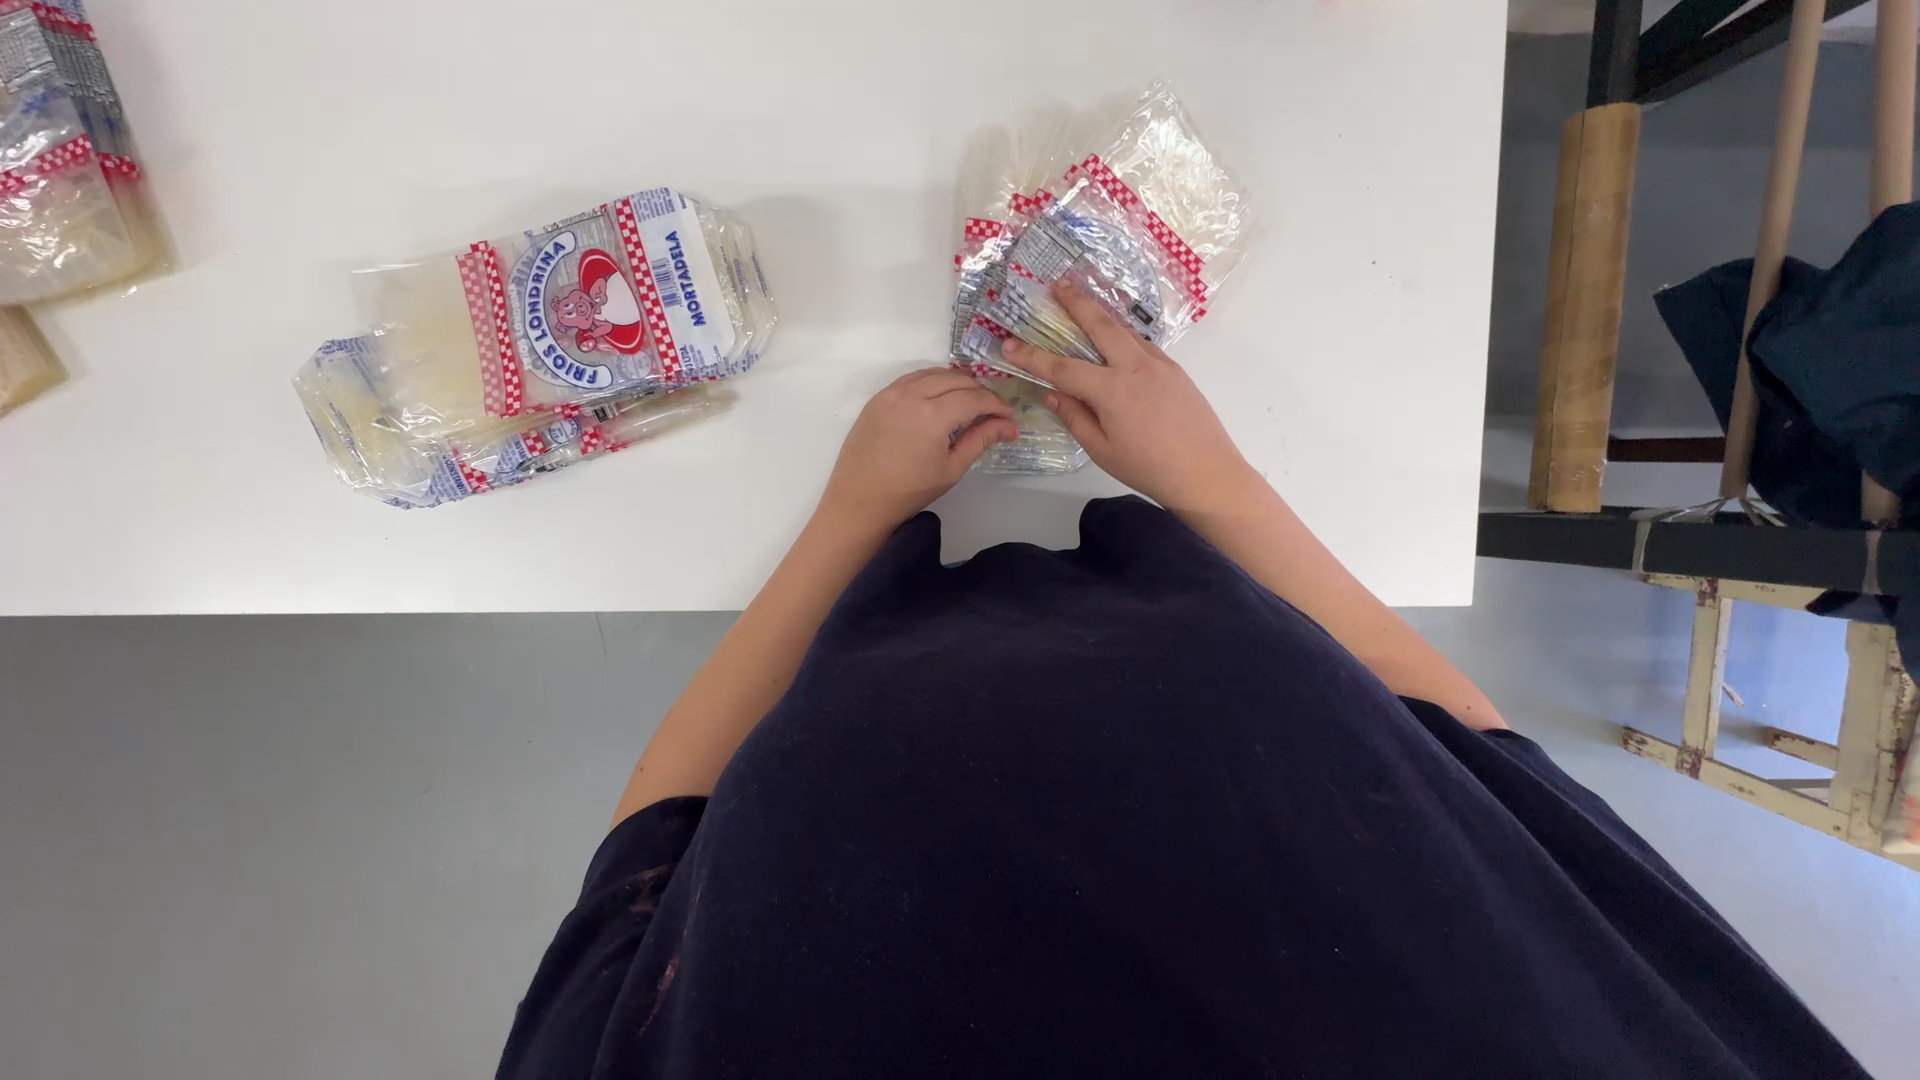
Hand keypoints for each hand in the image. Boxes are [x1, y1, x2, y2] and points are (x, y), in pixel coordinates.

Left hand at [817, 367, 1019, 532]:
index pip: (974, 398)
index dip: (996, 404)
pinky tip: (939, 395)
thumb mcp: (952, 467)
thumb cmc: (910, 490)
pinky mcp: (878, 398)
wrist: (861, 499)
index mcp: (932, 414)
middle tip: (992, 409)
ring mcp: (891, 393)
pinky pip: (911, 378)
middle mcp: (912, 395)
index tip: (1008, 415)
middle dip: (979, 391)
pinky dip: (931, 380)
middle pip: (956, 380)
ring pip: (933, 373)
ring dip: (956, 381)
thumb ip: (981, 440)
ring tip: (969, 399)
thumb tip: (1010, 427)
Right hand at [999, 279, 1258, 515]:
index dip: (1032, 356)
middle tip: (1058, 283)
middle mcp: (1135, 367)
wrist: (1206, 472)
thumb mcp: (1102, 450)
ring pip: (1125, 331)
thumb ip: (1075, 418)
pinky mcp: (1176, 371)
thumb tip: (1053, 394)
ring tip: (1085, 302)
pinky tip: (1117, 340)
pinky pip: (1143, 345)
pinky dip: (1124, 336)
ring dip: (1102, 314)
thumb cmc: (1148, 468)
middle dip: (1076, 302)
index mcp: (1112, 390)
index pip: (1062, 368)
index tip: (1008, 345)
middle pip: (1100, 325)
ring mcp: (1160, 365)